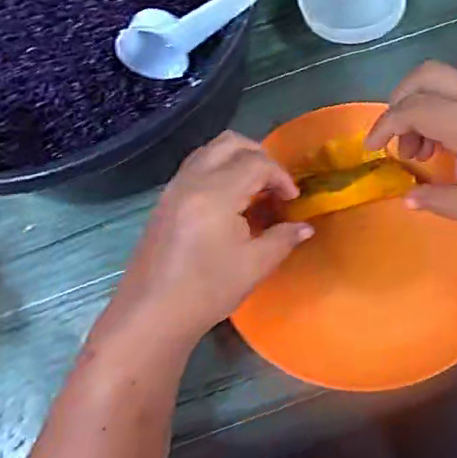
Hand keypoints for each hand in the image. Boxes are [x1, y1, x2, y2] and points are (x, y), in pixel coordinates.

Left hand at [108, 132, 311, 339]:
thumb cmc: (207, 290)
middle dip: (260, 157)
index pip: (257, 163)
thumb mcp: (255, 265)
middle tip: (274, 186)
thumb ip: (284, 238)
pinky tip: (230, 204)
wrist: (152, 314)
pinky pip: (197, 167)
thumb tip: (305, 227)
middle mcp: (192, 181)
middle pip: (231, 143)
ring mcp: (174, 188)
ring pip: (210, 151)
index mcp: (215, 193)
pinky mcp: (165, 201)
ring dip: (238, 161)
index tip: (292, 200)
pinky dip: (220, 171)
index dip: (281, 177)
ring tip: (254, 192)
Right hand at [365, 62, 456, 237]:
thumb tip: (407, 197)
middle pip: (426, 76)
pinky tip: (444, 149)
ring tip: (421, 154)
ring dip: (420, 108)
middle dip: (399, 101)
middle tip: (397, 142)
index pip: (412, 108)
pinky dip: (439, 112)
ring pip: (443, 83)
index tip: (371, 151)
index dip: (385, 126)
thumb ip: (433, 199)